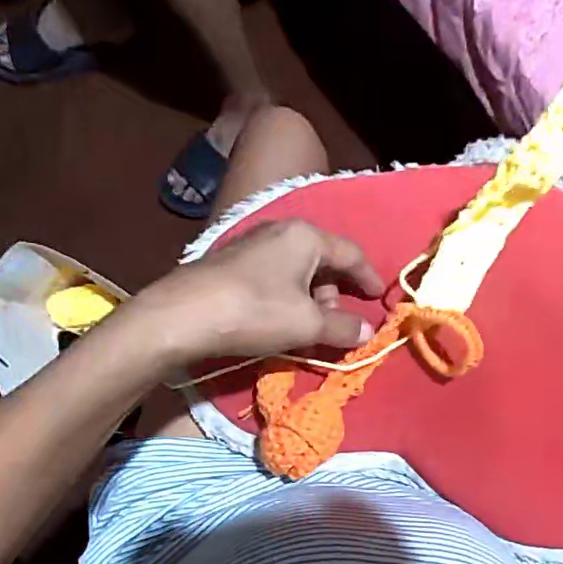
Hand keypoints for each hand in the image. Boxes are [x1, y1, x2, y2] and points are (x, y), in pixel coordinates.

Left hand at [130, 219, 384, 364]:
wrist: (183, 316)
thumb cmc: (255, 312)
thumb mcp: (307, 324)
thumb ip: (342, 327)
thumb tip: (367, 331)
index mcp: (306, 236)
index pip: (351, 253)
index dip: (369, 277)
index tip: (379, 299)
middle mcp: (280, 231)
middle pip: (323, 262)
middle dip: (336, 294)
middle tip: (338, 324)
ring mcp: (253, 246)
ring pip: (298, 271)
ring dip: (311, 300)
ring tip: (309, 330)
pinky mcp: (233, 265)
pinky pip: (275, 278)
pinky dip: (288, 299)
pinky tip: (281, 323)